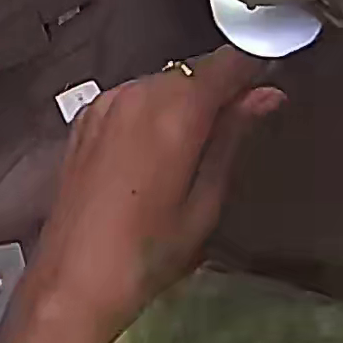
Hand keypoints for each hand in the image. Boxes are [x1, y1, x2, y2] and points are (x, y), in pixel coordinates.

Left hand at [23, 46, 286, 342]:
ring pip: (163, 80)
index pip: (226, 62)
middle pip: (193, 70)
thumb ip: (233, 134)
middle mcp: (138, 92)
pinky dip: (153, 106)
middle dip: (220, 86)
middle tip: (237, 121)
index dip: (253, 65)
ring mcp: (107, 100)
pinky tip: (154, 146)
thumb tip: (268, 94)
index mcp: (174, 111)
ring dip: (186, 97)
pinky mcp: (87, 114)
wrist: (71, 280)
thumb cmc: (149, 252)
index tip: (270, 77)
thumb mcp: (205, 199)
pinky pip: (134, 94)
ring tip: (193, 144)